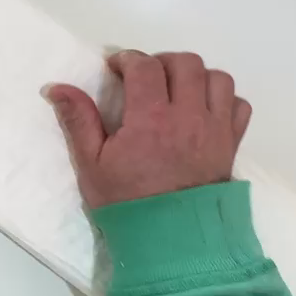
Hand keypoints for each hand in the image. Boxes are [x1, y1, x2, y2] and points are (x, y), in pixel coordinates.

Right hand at [44, 50, 251, 208]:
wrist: (170, 236)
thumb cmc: (125, 200)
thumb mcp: (90, 163)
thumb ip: (78, 120)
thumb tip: (57, 87)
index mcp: (150, 117)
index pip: (145, 67)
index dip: (128, 59)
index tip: (115, 67)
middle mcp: (188, 114)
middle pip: (185, 63)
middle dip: (161, 62)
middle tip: (144, 76)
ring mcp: (215, 127)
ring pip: (216, 77)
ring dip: (194, 76)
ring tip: (175, 89)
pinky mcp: (231, 142)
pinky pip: (238, 104)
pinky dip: (222, 98)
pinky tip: (202, 109)